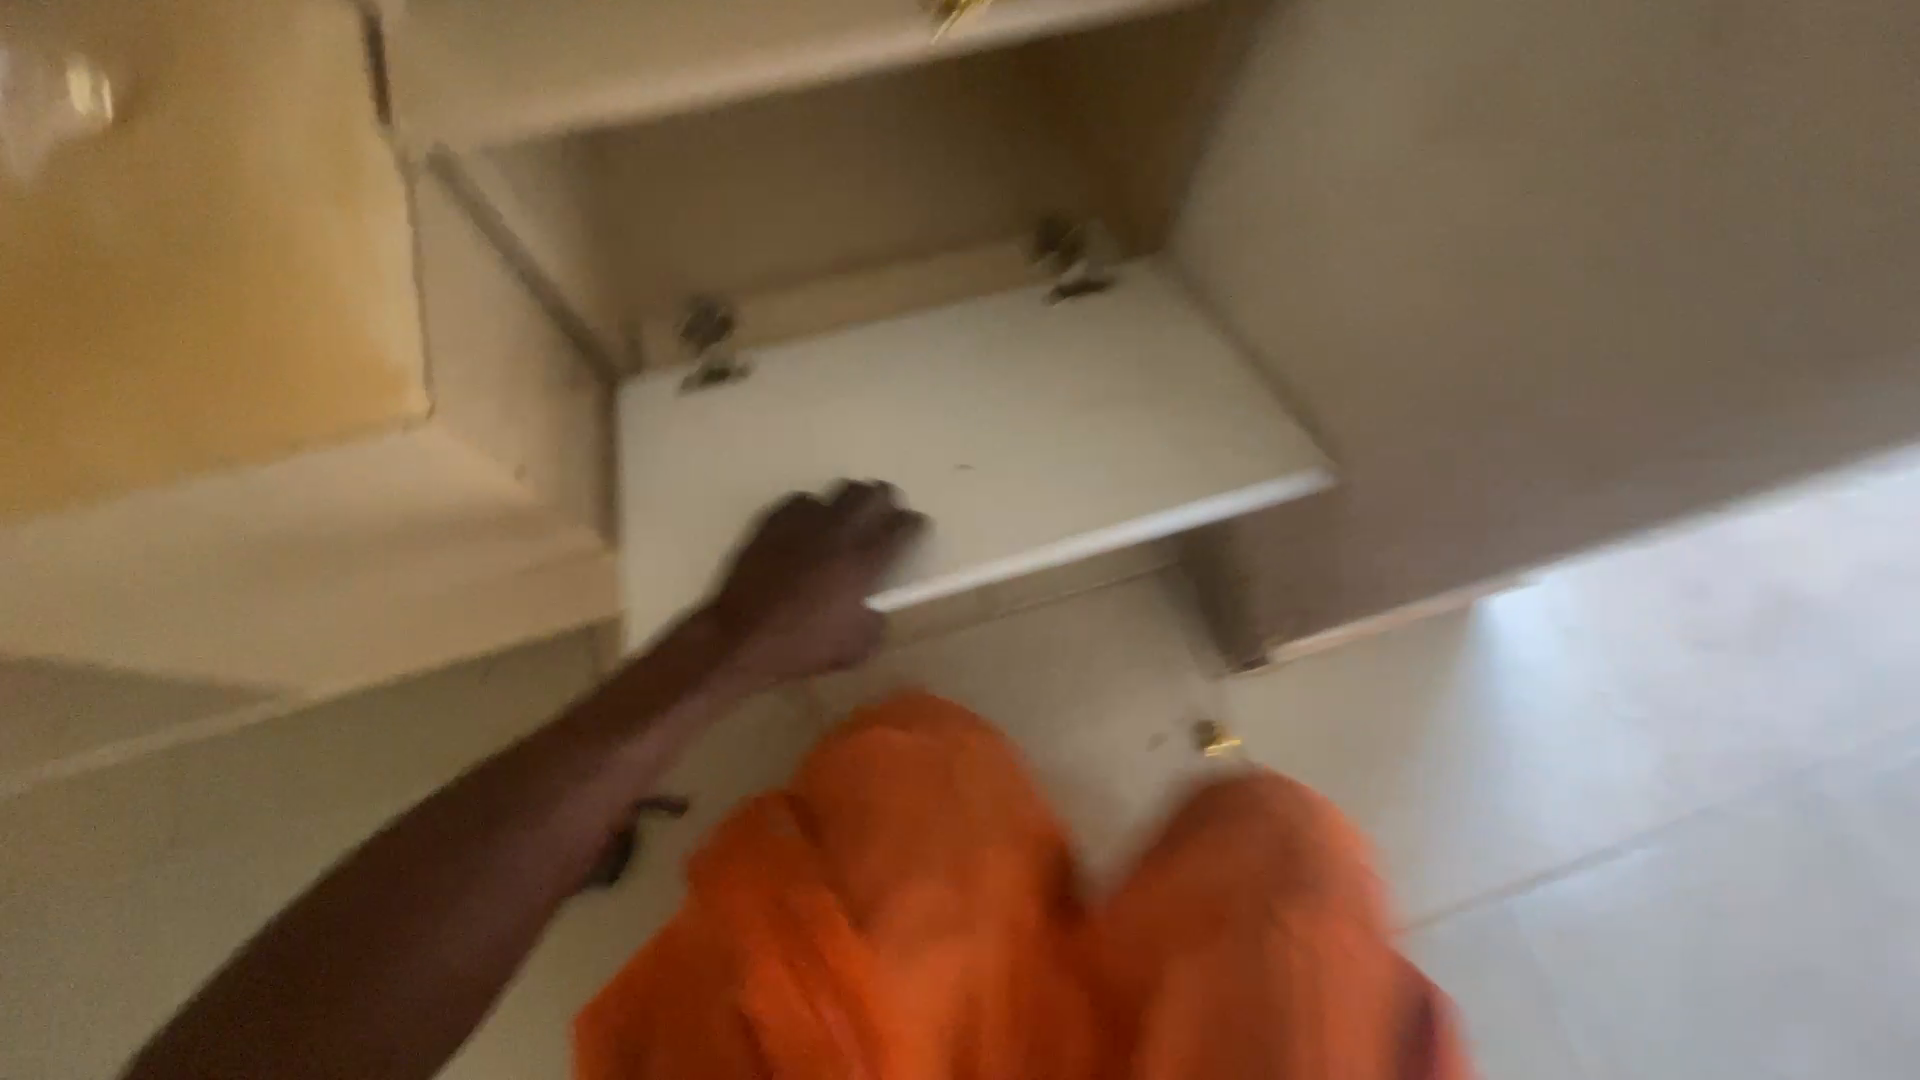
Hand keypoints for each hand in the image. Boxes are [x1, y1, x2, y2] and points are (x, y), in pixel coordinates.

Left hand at [701, 481, 927, 691]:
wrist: (739, 639)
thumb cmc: (801, 648)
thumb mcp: (856, 649)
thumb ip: (875, 622)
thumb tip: (873, 609)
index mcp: (863, 564)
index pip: (901, 528)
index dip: (914, 524)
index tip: (916, 525)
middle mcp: (837, 534)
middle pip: (872, 495)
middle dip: (886, 499)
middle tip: (888, 508)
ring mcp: (802, 524)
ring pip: (837, 491)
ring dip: (850, 500)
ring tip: (849, 513)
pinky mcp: (771, 523)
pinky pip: (800, 501)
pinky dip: (812, 509)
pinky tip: (809, 524)